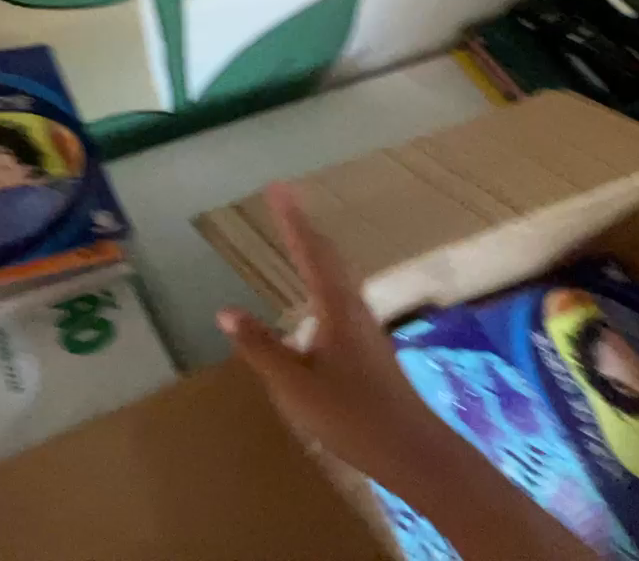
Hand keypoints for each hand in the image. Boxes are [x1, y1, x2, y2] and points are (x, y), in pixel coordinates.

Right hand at [214, 183, 451, 492]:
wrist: (412, 450)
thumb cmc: (351, 415)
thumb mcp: (294, 385)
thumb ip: (260, 347)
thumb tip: (225, 311)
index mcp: (334, 307)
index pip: (309, 251)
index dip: (291, 219)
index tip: (277, 187)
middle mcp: (352, 307)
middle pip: (327, 256)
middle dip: (303, 227)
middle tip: (284, 201)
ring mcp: (364, 326)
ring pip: (336, 275)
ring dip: (315, 250)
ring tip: (298, 237)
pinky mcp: (368, 346)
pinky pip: (339, 294)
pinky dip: (322, 277)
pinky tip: (317, 299)